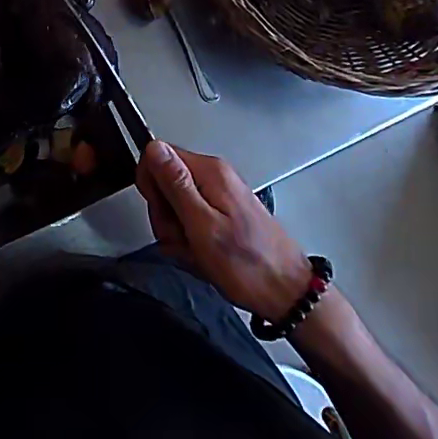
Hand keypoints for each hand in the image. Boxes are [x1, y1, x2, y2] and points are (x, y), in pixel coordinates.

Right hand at [135, 140, 314, 322]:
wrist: (285, 291)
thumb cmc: (249, 264)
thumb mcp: (203, 225)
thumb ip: (176, 184)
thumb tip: (154, 148)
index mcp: (210, 172)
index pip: (157, 156)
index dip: (152, 187)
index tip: (166, 213)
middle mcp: (215, 177)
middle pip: (164, 183)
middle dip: (165, 217)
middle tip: (184, 238)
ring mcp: (218, 196)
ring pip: (174, 206)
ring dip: (177, 234)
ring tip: (197, 251)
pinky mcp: (221, 214)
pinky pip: (189, 221)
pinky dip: (190, 242)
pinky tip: (203, 256)